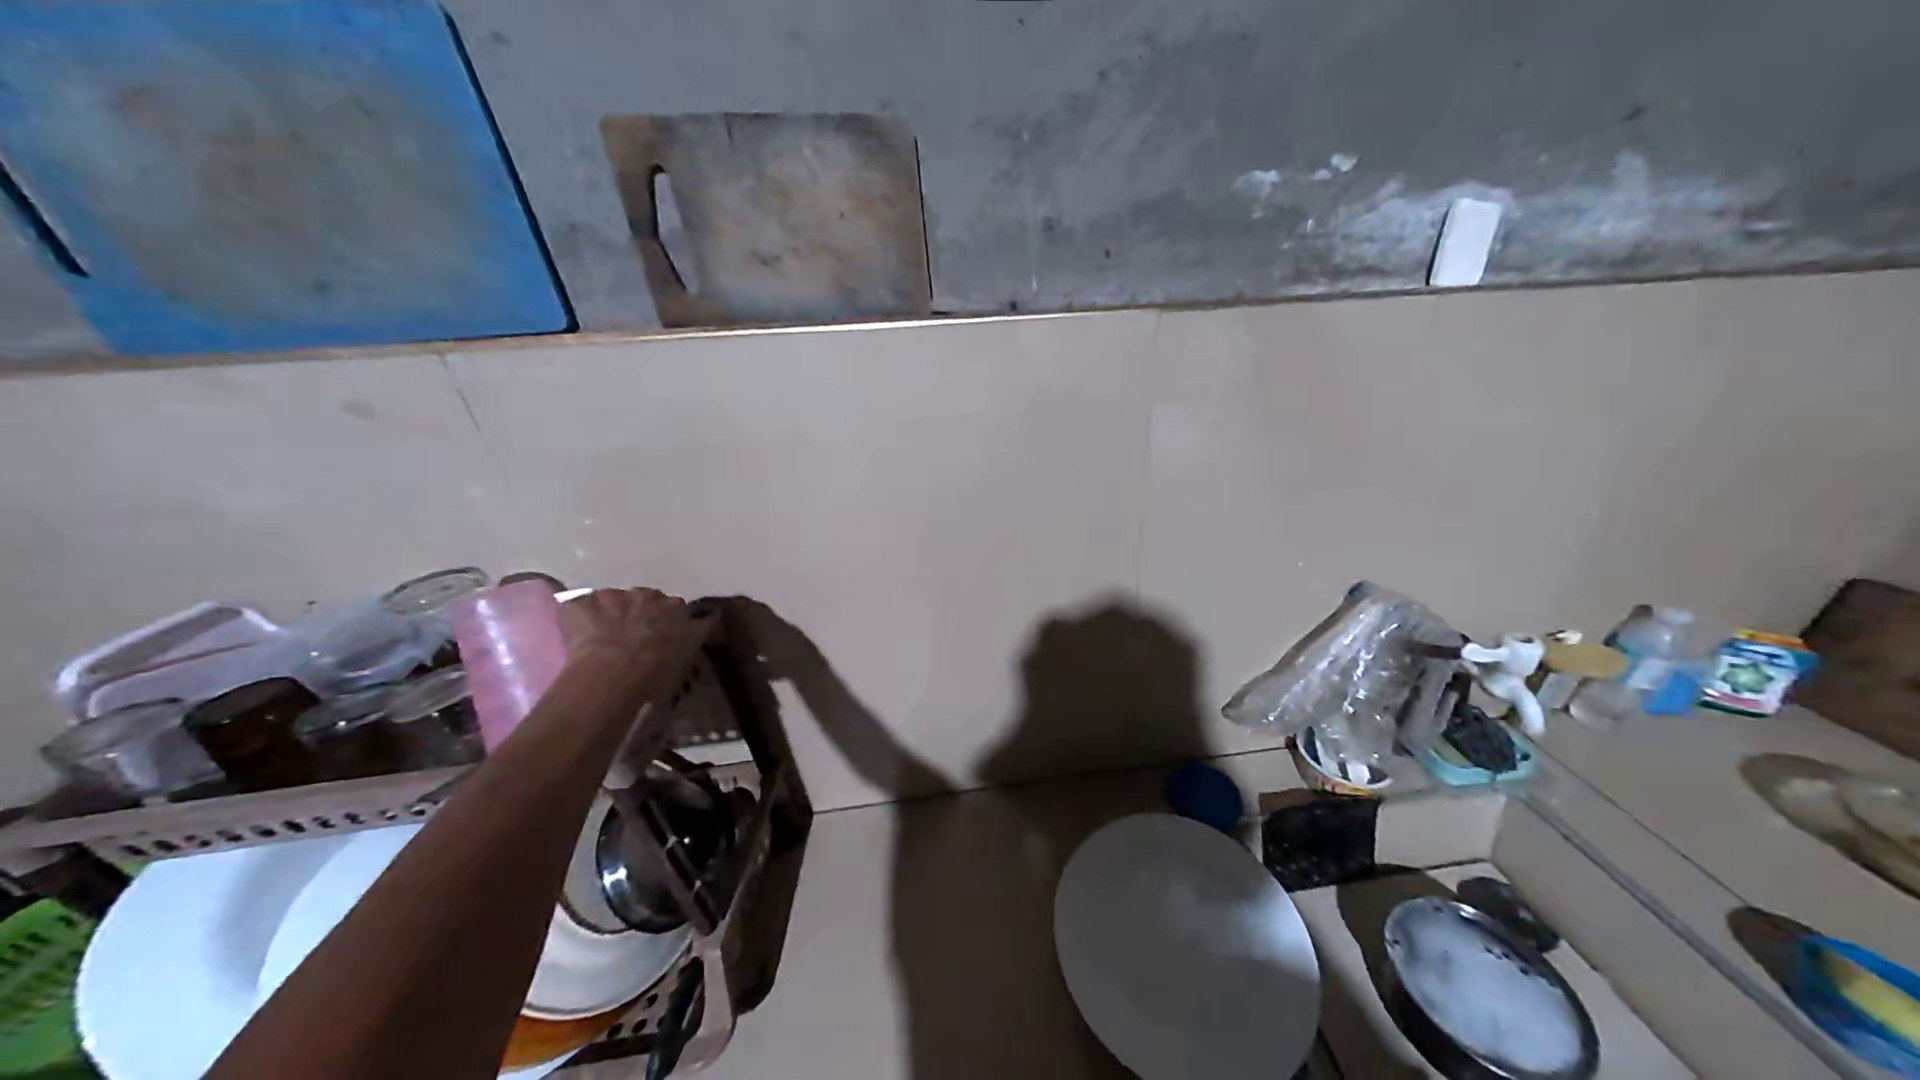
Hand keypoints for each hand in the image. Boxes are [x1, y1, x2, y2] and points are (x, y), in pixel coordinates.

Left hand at [559, 588, 697, 682]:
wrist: (610, 678)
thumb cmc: (654, 677)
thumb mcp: (685, 663)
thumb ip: (688, 643)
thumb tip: (686, 638)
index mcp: (679, 611)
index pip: (683, 611)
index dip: (677, 624)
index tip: (671, 637)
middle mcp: (651, 596)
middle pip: (650, 601)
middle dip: (645, 615)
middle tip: (635, 639)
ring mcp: (616, 595)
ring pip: (617, 600)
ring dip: (614, 613)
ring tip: (604, 638)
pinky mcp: (585, 600)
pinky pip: (584, 606)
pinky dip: (583, 617)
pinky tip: (578, 636)